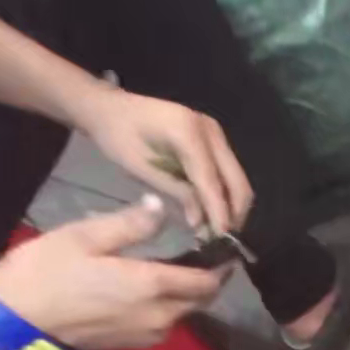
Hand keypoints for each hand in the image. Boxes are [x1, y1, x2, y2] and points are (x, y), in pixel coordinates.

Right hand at [0, 197, 227, 349]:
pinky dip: (170, 307)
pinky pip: (167, 324)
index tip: (225, 251)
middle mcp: (162, 315)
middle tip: (203, 258)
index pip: (207, 281)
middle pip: (202, 300)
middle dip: (209, 280)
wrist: (17, 321)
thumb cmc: (46, 272)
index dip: (221, 267)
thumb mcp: (85, 236)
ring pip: (186, 313)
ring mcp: (152, 335)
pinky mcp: (139, 345)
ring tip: (178, 270)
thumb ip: (131, 224)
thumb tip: (160, 206)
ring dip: (188, 294)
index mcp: (154, 286)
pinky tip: (154, 292)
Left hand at [68, 84, 253, 237]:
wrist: (110, 108)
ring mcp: (217, 135)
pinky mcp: (216, 142)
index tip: (220, 241)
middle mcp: (211, 131)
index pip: (212, 182)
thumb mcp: (143, 169)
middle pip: (238, 183)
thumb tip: (202, 225)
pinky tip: (215, 214)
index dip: (219, 214)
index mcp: (188, 132)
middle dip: (233, 215)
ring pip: (238, 182)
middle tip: (222, 240)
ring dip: (232, 209)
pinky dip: (226, 198)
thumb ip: (178, 193)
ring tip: (218, 230)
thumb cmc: (118, 137)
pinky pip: (230, 176)